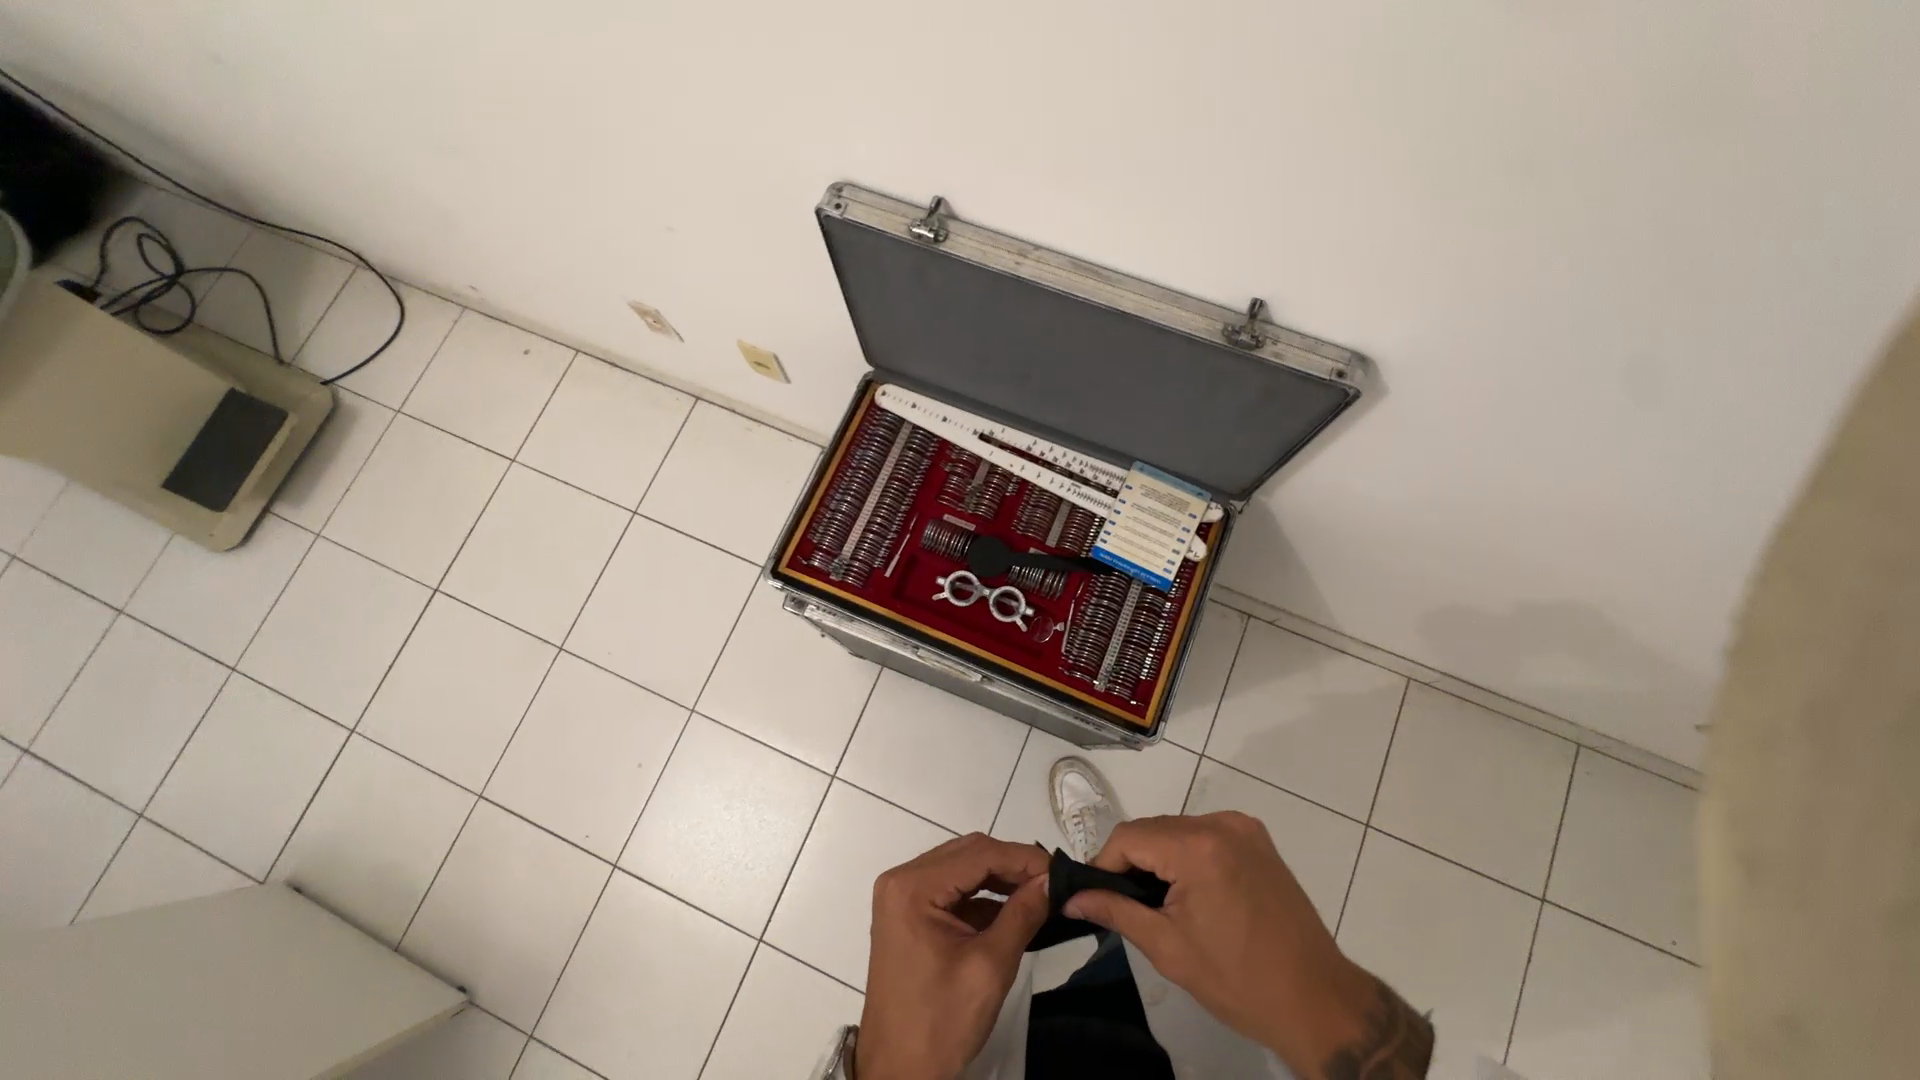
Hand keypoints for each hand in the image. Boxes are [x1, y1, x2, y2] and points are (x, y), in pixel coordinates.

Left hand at [857, 833, 1050, 1079]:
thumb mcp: (990, 966)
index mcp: (913, 886)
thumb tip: (1052, 879)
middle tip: (1054, 883)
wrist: (898, 1071)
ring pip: (962, 869)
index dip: (1024, 858)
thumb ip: (1022, 914)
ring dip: (1000, 879)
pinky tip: (1013, 911)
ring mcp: (903, 897)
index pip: (979, 853)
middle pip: (968, 854)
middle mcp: (902, 880)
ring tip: (1040, 895)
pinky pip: (952, 891)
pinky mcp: (910, 915)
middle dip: (1013, 865)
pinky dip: (983, 898)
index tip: (1062, 871)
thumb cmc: (940, 1021)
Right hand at [1064, 813, 1431, 1079]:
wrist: (1316, 1000)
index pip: (1128, 836)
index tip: (1095, 896)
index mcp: (1198, 847)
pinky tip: (1189, 893)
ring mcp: (1245, 829)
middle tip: (1122, 904)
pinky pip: (1205, 836)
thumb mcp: (1167, 947)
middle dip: (1131, 862)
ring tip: (1156, 903)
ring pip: (1178, 830)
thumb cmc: (1238, 979)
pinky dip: (1187, 855)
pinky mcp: (1259, 841)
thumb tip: (1070, 899)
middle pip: (1153, 829)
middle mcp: (1222, 824)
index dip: (1104, 864)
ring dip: (1159, 858)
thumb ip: (1115, 911)